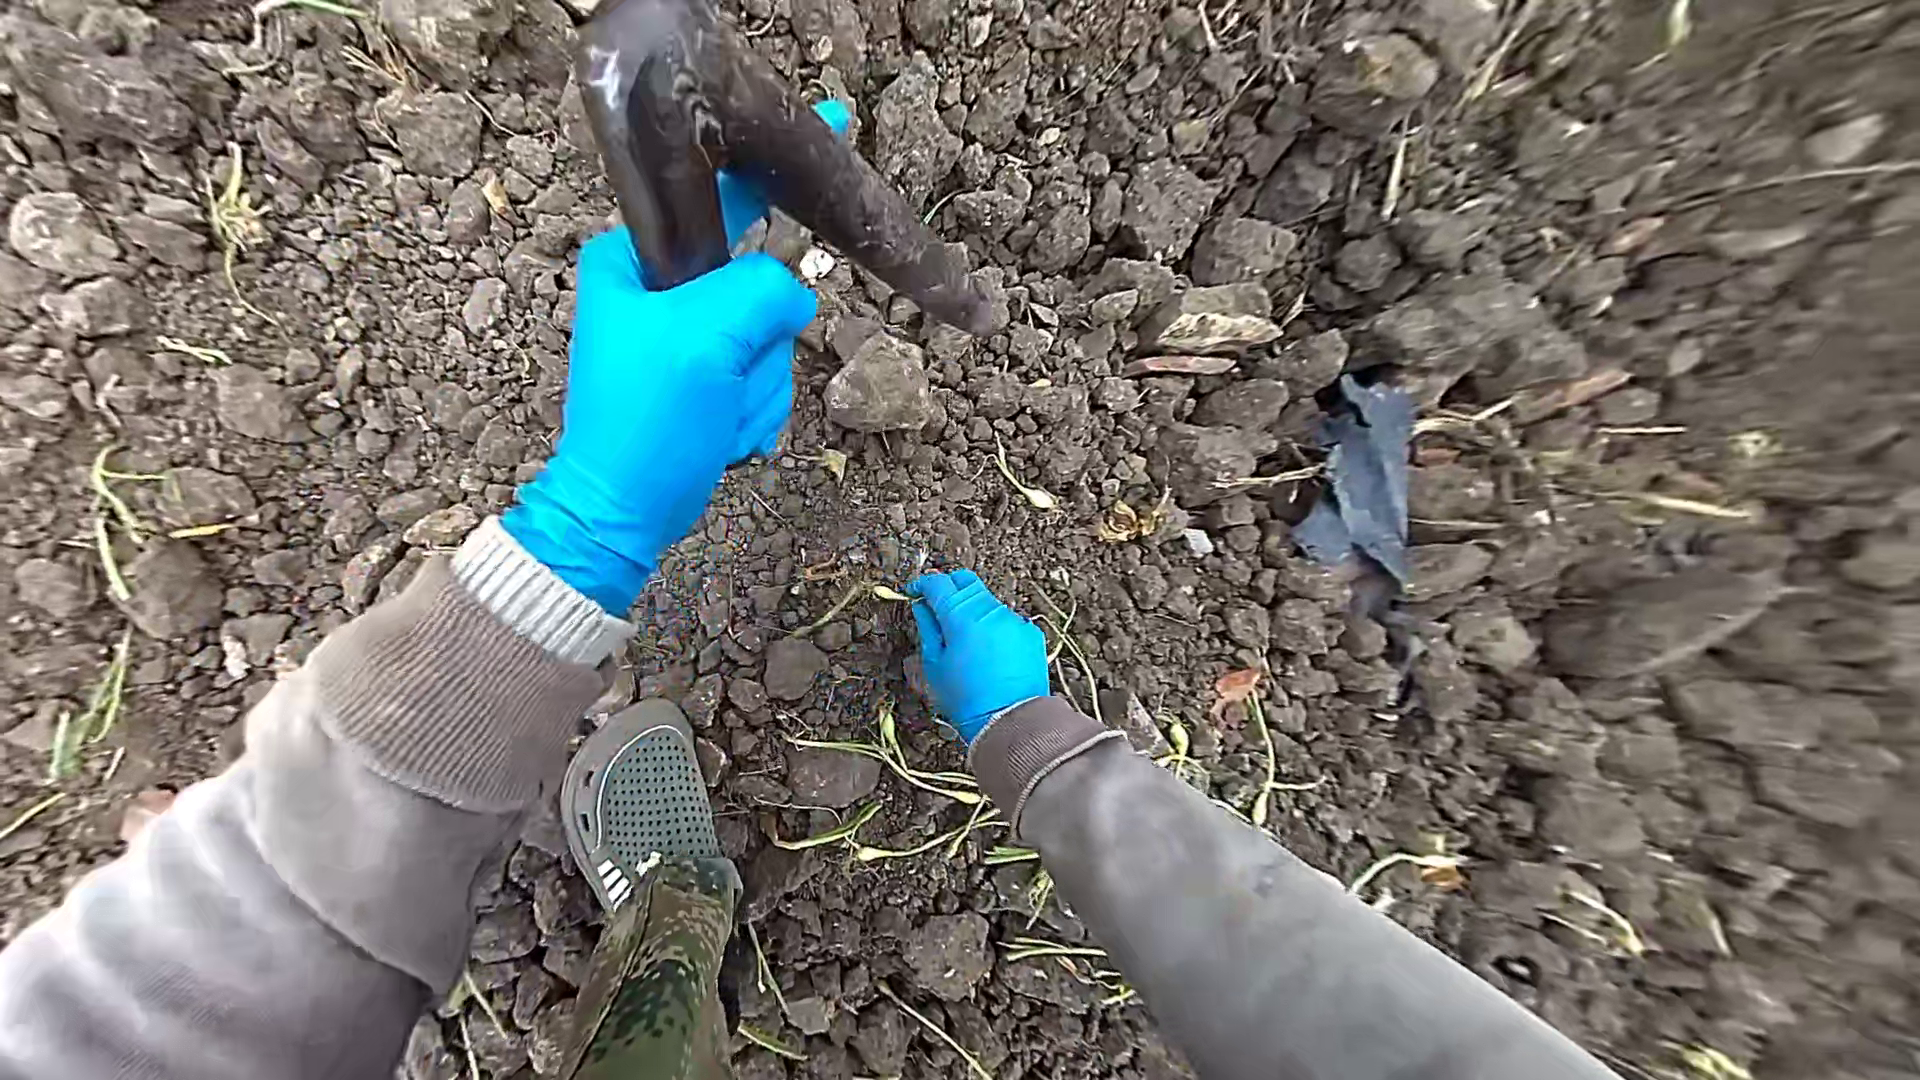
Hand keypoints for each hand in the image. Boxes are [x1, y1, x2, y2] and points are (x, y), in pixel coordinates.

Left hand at [504, 102, 849, 614]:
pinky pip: (767, 380)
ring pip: (774, 345)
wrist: (627, 506)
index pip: (723, 197)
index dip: (777, 172)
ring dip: (758, 389)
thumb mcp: (700, 341)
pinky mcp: (714, 379)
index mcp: (644, 260)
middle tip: (727, 380)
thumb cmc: (646, 421)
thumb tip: (797, 293)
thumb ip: (760, 294)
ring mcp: (697, 340)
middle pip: (765, 292)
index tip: (839, 123)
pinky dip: (754, 411)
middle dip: (760, 349)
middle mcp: (671, 292)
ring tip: (718, 415)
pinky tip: (723, 430)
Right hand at [907, 570, 1050, 743]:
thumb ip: (928, 626)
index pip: (938, 582)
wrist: (1011, 720)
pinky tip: (988, 651)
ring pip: (986, 600)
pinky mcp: (1029, 632)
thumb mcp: (935, 664)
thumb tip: (922, 605)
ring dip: (972, 609)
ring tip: (964, 638)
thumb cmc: (968, 699)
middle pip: (965, 580)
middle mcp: (990, 610)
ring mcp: (1013, 619)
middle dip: (949, 588)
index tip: (915, 591)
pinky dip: (993, 626)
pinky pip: (1006, 619)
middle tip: (938, 607)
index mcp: (962, 616)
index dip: (923, 584)